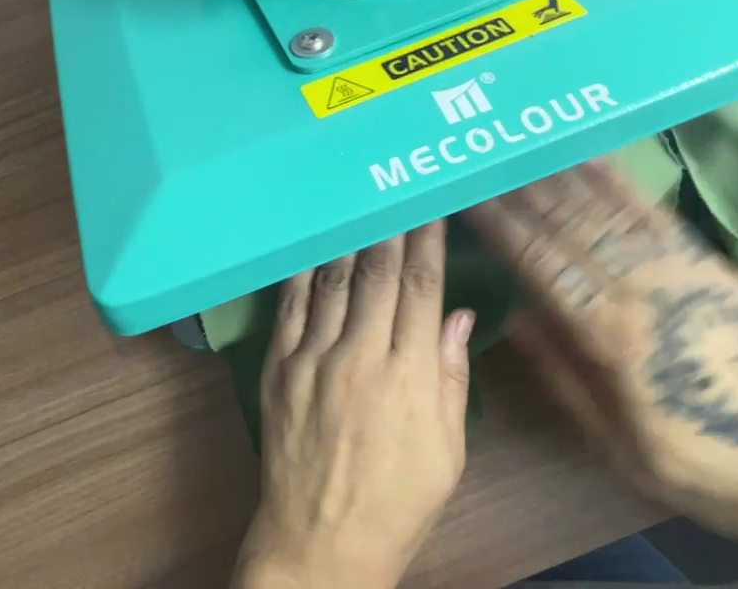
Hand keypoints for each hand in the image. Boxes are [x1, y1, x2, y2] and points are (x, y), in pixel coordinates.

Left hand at [233, 222, 474, 588]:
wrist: (322, 541)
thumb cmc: (398, 501)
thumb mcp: (447, 450)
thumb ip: (451, 375)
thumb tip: (459, 313)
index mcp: (410, 376)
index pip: (423, 289)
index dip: (428, 243)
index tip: (430, 211)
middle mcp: (361, 356)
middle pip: (378, 274)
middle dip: (390, 230)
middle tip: (394, 196)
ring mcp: (314, 358)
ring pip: (333, 280)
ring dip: (348, 240)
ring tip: (356, 207)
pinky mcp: (278, 366)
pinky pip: (290, 306)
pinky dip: (302, 271)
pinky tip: (310, 245)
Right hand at [460, 160, 737, 548]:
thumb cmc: (708, 468)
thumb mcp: (621, 450)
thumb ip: (564, 379)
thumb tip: (515, 317)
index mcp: (616, 339)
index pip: (542, 264)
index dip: (502, 228)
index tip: (467, 197)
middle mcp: (645, 291)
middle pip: (568, 227)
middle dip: (519, 192)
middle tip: (481, 160)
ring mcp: (680, 272)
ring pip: (605, 211)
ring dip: (557, 178)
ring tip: (519, 151)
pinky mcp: (708, 265)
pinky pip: (653, 213)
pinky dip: (617, 182)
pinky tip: (588, 157)